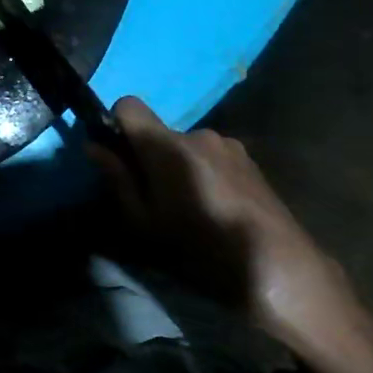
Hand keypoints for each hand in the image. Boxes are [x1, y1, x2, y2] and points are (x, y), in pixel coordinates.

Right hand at [91, 96, 361, 352]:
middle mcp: (198, 134)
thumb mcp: (143, 222)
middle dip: (146, 156)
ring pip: (183, 145)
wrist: (278, 268)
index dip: (115, 125)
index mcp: (167, 146)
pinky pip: (208, 155)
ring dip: (175, 166)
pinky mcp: (249, 159)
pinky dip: (199, 171)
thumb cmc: (199, 248)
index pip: (128, 105)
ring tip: (186, 206)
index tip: (116, 157)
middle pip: (157, 131)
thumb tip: (94, 147)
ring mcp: (228, 145)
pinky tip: (212, 206)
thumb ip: (117, 179)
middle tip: (150, 197)